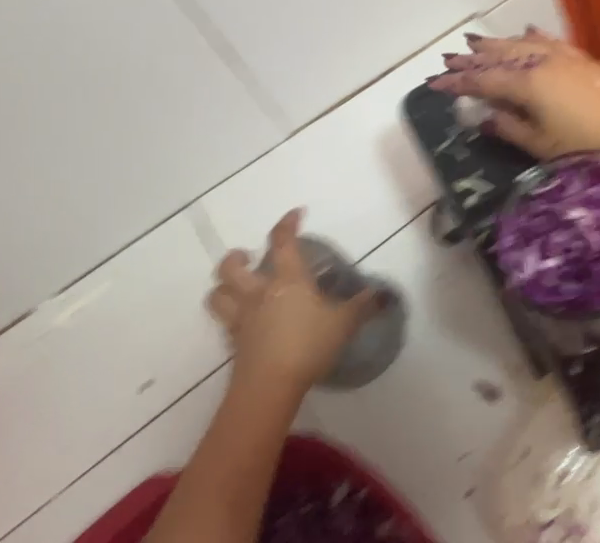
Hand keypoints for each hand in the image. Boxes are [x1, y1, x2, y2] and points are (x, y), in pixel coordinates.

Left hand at [207, 210, 375, 391]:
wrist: (270, 385)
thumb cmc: (308, 345)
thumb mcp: (344, 324)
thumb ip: (362, 306)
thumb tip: (381, 294)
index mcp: (288, 280)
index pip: (282, 243)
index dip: (287, 224)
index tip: (295, 214)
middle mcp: (258, 293)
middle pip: (232, 268)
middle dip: (236, 258)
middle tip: (247, 257)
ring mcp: (241, 319)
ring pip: (217, 295)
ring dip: (222, 287)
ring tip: (234, 287)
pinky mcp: (234, 343)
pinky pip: (224, 324)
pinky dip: (229, 317)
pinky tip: (244, 322)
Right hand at [426, 28, 599, 159]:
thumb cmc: (590, 147)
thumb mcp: (543, 145)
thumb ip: (511, 128)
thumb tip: (485, 117)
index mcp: (528, 83)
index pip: (484, 80)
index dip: (458, 82)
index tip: (434, 83)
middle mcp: (542, 62)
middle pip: (500, 56)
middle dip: (473, 57)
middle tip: (449, 58)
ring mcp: (565, 58)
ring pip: (523, 44)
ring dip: (498, 43)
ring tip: (477, 42)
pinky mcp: (583, 60)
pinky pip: (549, 41)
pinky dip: (532, 37)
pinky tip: (527, 32)